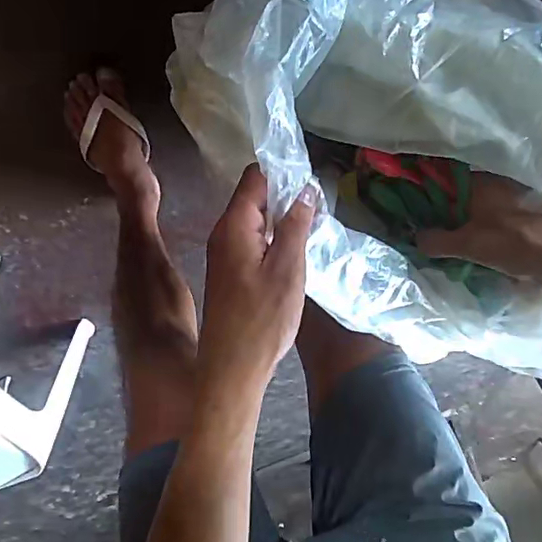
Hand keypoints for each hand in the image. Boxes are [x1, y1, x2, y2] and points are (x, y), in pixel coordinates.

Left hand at [198, 164, 315, 393]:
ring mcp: (223, 255)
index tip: (312, 185)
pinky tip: (292, 255)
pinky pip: (251, 243)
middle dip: (286, 198)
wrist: (232, 366)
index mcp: (234, 226)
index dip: (284, 175)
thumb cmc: (262, 319)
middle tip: (318, 212)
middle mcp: (223, 234)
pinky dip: (272, 242)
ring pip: (254, 222)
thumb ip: (296, 226)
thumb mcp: (288, 268)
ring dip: (281, 222)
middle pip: (254, 198)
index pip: (255, 178)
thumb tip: (305, 191)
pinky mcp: (228, 274)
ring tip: (311, 232)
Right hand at [415, 172, 541, 280]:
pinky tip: (470, 236)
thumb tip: (416, 238)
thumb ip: (437, 241)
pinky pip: (489, 213)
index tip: (408, 195)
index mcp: (479, 183)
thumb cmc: (514, 244)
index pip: (442, 175)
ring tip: (442, 229)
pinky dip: (476, 220)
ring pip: (474, 201)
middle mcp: (495, 183)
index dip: (424, 183)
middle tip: (421, 218)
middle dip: (440, 201)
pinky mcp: (522, 214)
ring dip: (459, 212)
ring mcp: (511, 197)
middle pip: (458, 189)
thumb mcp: (468, 245)